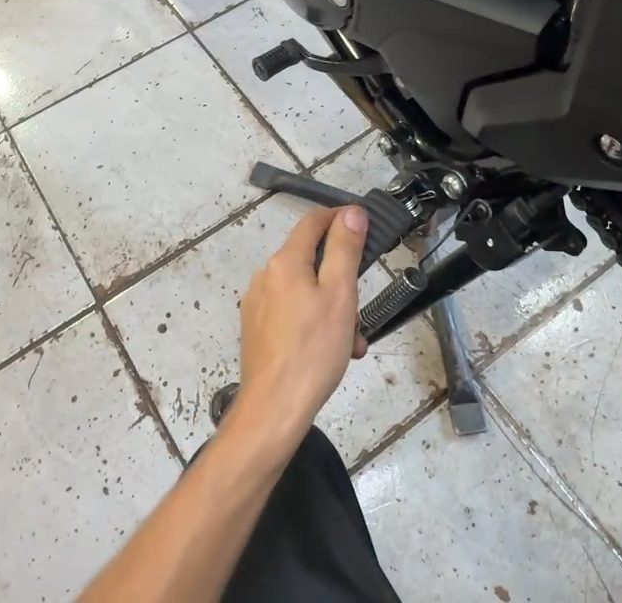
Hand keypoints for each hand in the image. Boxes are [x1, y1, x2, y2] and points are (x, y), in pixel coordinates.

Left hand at [232, 206, 370, 440]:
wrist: (274, 408)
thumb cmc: (313, 350)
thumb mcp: (339, 295)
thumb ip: (345, 250)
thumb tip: (351, 213)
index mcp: (284, 262)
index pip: (313, 223)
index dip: (340, 218)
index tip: (365, 224)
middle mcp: (265, 276)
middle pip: (310, 261)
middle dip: (341, 280)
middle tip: (361, 312)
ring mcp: (257, 303)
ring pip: (304, 291)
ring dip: (332, 309)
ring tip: (349, 343)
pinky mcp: (256, 328)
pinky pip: (292, 313)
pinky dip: (314, 324)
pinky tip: (329, 353)